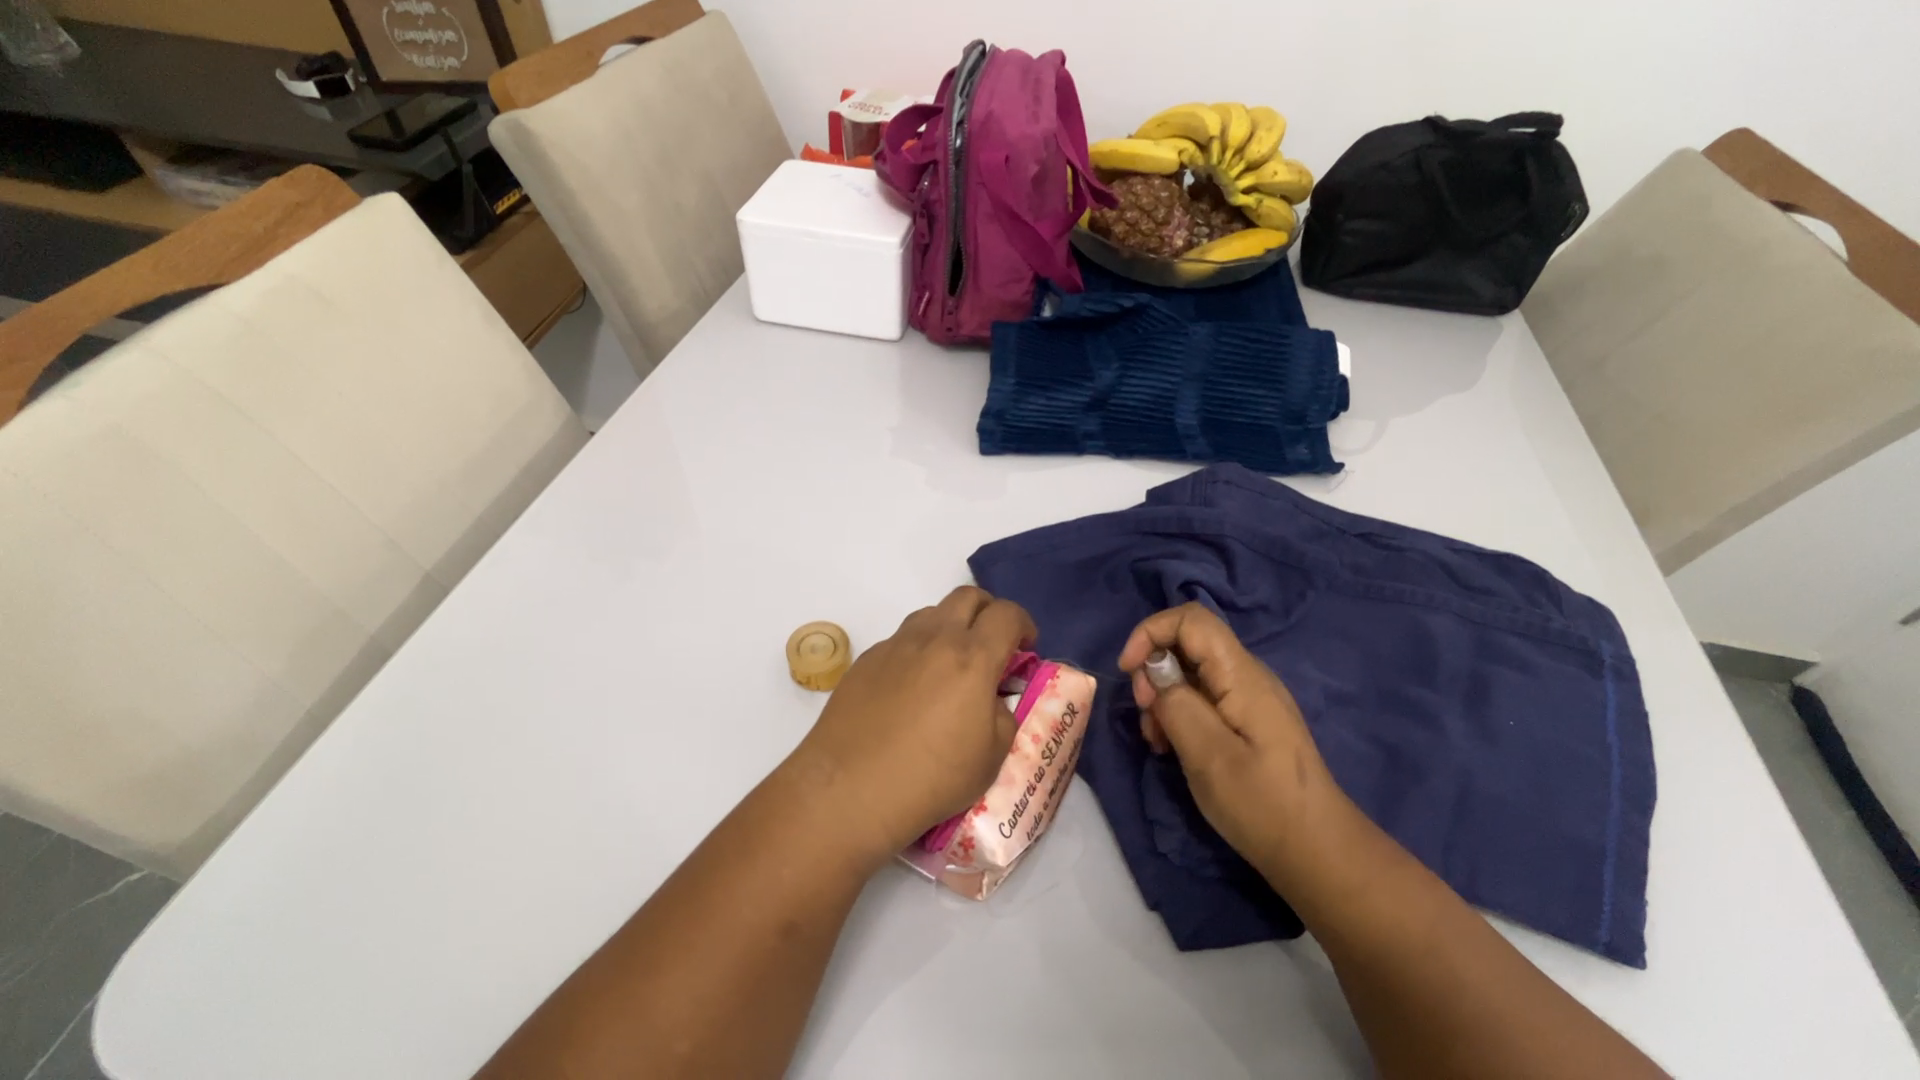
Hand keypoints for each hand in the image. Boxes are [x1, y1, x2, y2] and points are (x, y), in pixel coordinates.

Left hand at [790, 586, 1034, 861]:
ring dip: (950, 628)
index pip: (1008, 615)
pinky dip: (917, 653)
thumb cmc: (932, 777)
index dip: (1024, 625)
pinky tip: (911, 691)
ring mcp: (894, 646)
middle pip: (968, 597)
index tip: (1026, 647)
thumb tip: (992, 698)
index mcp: (972, 658)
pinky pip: (900, 641)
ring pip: (930, 614)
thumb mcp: (992, 755)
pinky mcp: (865, 661)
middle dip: (988, 613)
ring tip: (950, 668)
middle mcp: (933, 639)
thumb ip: (1002, 714)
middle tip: (992, 647)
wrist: (851, 789)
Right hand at [1117, 603, 1346, 877]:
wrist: (1316, 851)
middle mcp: (1247, 677)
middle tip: (1147, 720)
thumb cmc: (1261, 803)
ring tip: (1158, 743)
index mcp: (1241, 675)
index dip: (1150, 632)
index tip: (1128, 671)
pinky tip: (1174, 749)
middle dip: (1153, 672)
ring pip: (1191, 675)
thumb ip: (1176, 703)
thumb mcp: (1208, 754)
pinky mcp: (1248, 724)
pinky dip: (1179, 716)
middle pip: (1188, 645)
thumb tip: (1154, 670)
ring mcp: (1250, 700)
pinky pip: (1204, 700)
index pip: (1191, 619)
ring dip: (1163, 699)